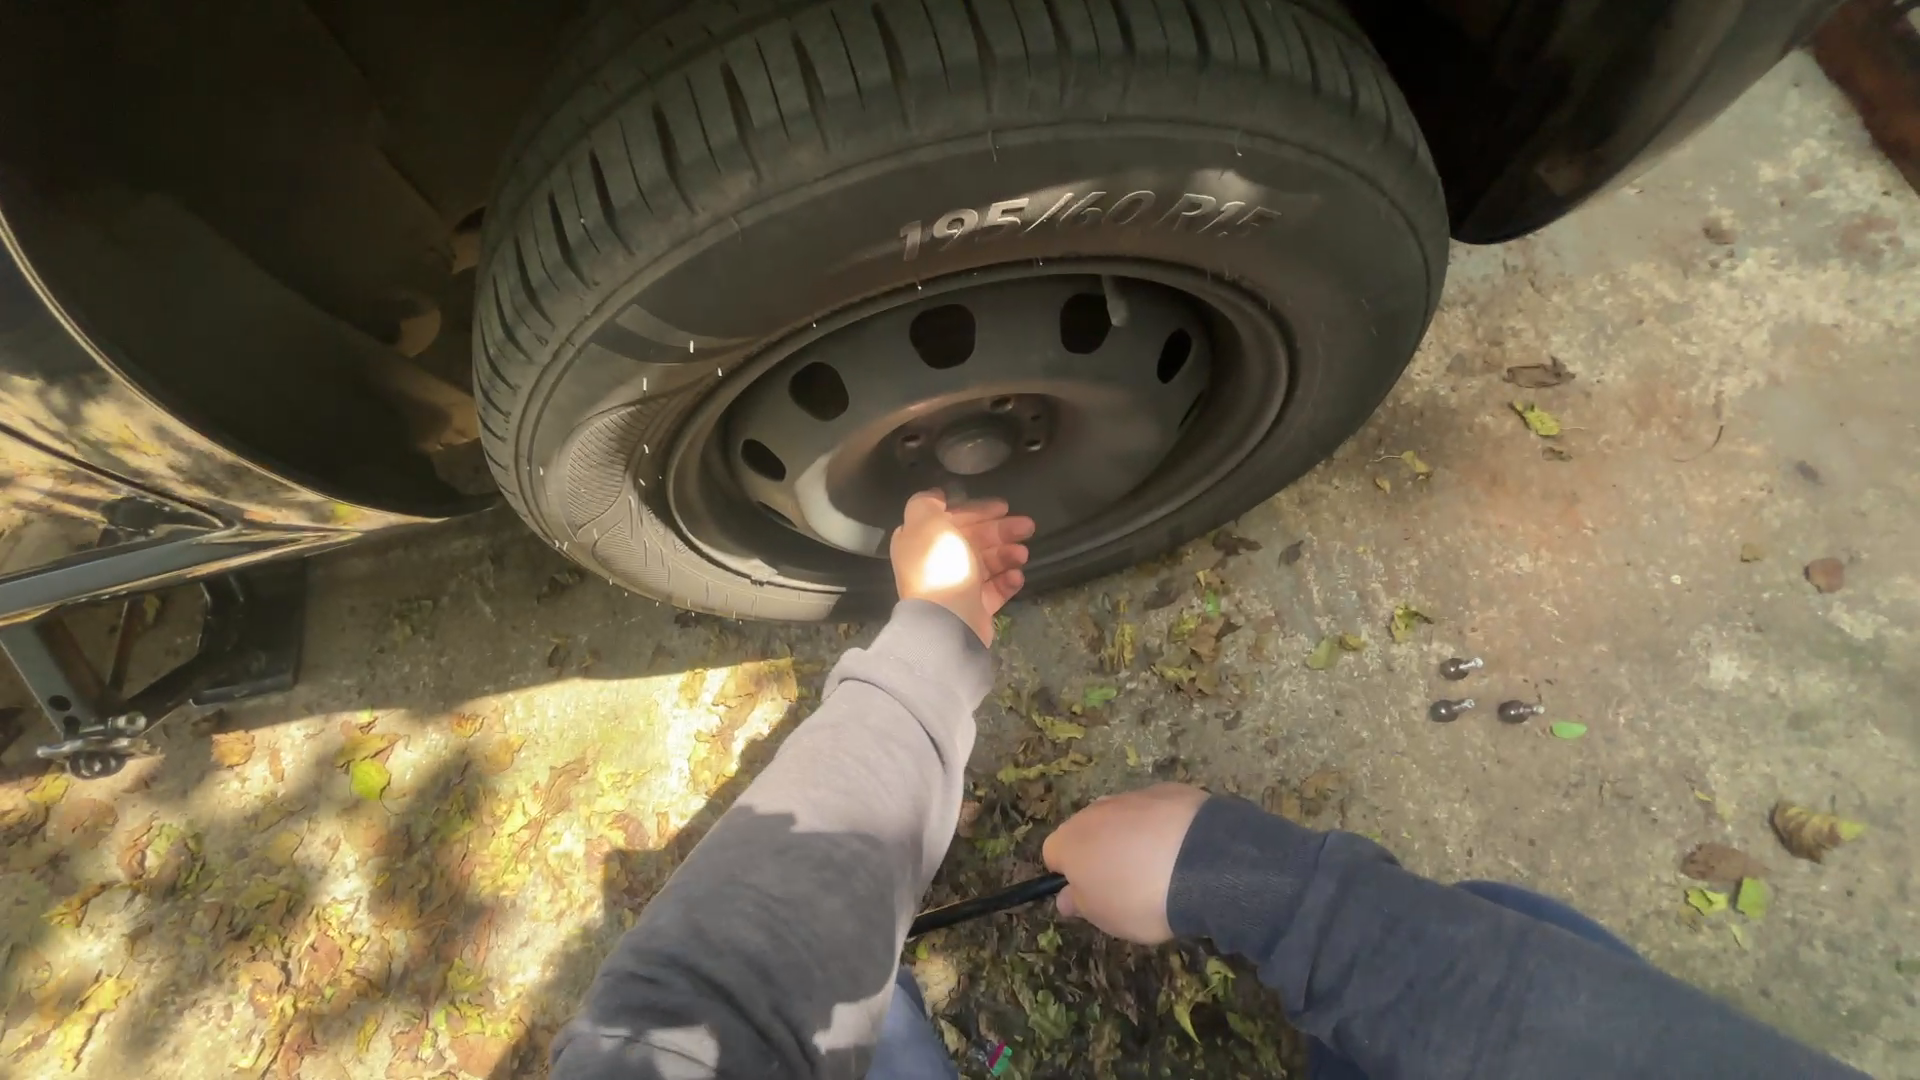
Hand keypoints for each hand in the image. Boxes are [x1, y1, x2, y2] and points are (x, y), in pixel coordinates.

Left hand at [889, 490, 1033, 645]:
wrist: (947, 622)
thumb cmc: (939, 566)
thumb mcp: (925, 522)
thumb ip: (925, 502)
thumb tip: (937, 497)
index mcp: (921, 541)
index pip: (952, 519)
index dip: (978, 510)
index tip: (1004, 507)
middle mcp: (937, 562)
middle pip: (973, 539)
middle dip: (1001, 530)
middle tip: (1028, 526)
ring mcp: (956, 586)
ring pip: (987, 563)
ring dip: (1007, 554)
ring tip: (1022, 555)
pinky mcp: (974, 608)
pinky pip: (994, 589)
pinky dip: (1007, 581)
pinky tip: (1017, 576)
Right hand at [1042, 783, 1209, 943]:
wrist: (1196, 860)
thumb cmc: (1137, 896)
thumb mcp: (1104, 916)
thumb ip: (1080, 904)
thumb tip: (1065, 897)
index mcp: (1069, 842)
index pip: (1052, 854)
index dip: (1069, 876)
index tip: (1091, 894)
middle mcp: (1093, 811)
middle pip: (1086, 832)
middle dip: (1099, 853)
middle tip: (1125, 883)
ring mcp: (1129, 797)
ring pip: (1119, 818)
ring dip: (1130, 838)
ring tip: (1158, 867)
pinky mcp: (1164, 790)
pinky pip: (1153, 811)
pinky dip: (1160, 826)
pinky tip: (1180, 848)